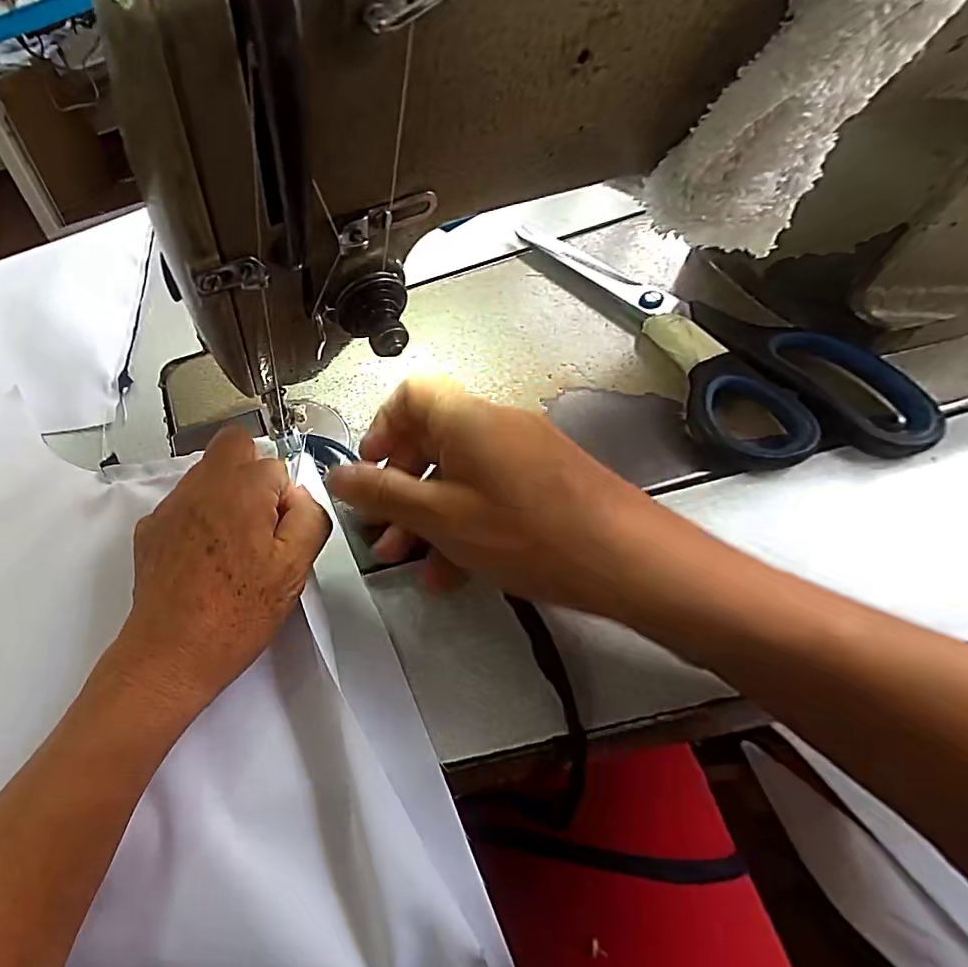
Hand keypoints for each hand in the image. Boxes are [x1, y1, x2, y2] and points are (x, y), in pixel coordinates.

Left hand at [105, 426, 331, 714]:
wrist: (171, 652)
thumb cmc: (232, 616)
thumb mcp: (294, 568)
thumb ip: (310, 517)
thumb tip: (301, 498)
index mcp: (241, 489)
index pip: (276, 465)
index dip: (286, 499)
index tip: (282, 530)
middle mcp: (201, 486)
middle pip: (234, 446)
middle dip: (253, 473)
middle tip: (260, 520)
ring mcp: (171, 506)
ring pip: (207, 474)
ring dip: (226, 496)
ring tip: (233, 547)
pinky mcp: (152, 528)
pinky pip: (184, 505)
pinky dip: (199, 519)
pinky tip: (207, 559)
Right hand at [325, 377, 703, 611]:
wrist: (629, 563)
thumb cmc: (529, 533)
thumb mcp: (441, 517)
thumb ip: (382, 493)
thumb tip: (338, 475)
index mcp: (466, 418)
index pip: (409, 394)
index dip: (379, 429)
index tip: (369, 470)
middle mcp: (494, 426)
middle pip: (429, 439)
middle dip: (396, 486)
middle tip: (380, 527)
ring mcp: (522, 454)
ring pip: (456, 474)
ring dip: (425, 515)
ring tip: (406, 560)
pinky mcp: (543, 483)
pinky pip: (487, 494)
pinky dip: (462, 524)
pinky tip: (451, 572)